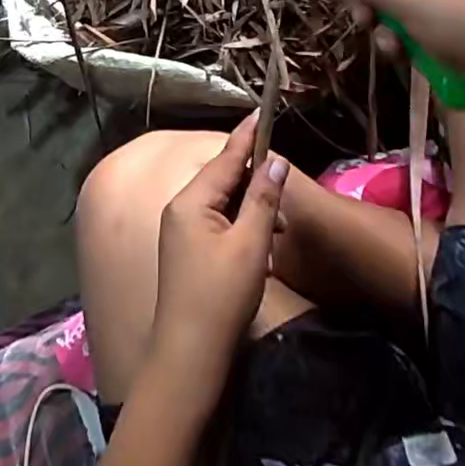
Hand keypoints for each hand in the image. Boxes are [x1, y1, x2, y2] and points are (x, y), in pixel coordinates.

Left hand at [150, 112, 288, 378]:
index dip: (246, 136)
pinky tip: (259, 240)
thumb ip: (263, 199)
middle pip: (221, 179)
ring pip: (221, 201)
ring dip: (250, 206)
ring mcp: (180, 230)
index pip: (224, 159)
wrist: (189, 354)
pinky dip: (239, 223)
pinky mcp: (186, 249)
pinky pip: (216, 220)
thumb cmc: (222, 295)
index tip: (260, 111)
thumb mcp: (251, 244)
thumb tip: (274, 161)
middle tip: (285, 190)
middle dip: (254, 180)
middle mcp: (179, 208)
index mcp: (190, 201)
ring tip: (278, 225)